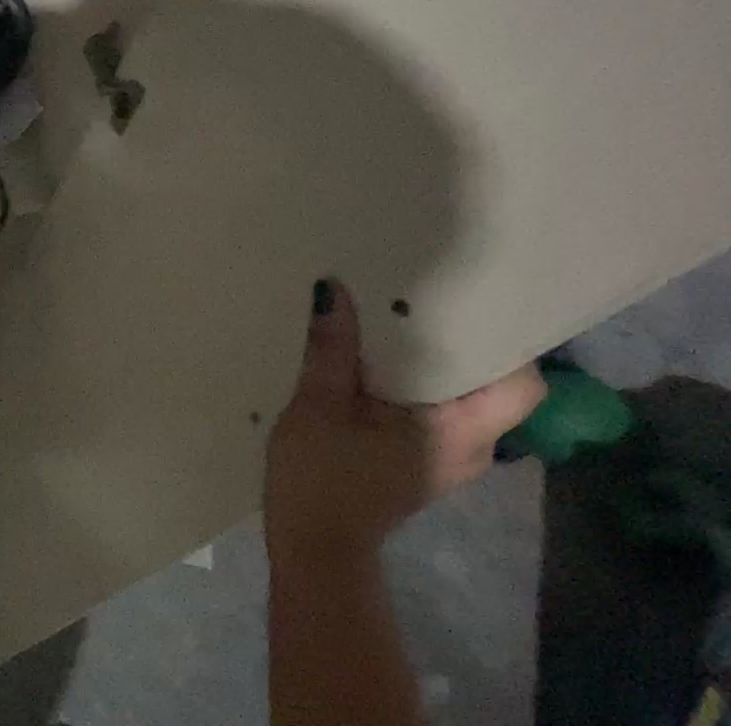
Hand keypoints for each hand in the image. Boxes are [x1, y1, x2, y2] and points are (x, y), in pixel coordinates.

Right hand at [263, 279, 545, 563]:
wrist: (312, 541)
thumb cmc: (322, 475)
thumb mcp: (318, 404)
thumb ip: (331, 348)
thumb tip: (334, 291)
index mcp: (462, 433)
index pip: (521, 384)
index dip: (500, 345)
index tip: (460, 307)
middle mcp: (473, 446)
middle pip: (487, 385)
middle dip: (452, 343)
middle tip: (409, 302)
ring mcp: (450, 457)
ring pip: (457, 398)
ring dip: (425, 364)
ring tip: (382, 328)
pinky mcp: (423, 460)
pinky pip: (433, 412)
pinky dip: (409, 386)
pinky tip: (368, 369)